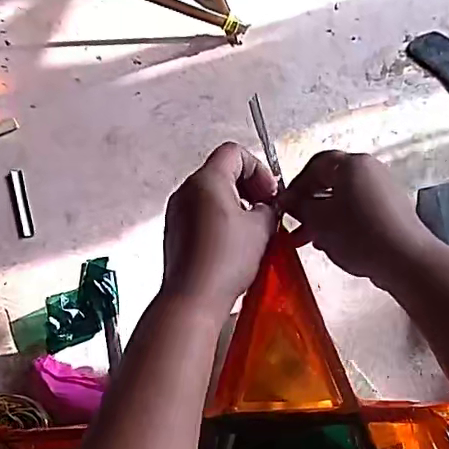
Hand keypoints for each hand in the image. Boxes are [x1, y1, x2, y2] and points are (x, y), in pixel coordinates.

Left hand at [161, 143, 279, 314]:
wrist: (194, 297)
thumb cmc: (225, 261)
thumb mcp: (261, 229)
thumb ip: (269, 209)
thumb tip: (268, 208)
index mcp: (207, 180)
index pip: (234, 152)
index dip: (259, 169)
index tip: (271, 193)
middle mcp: (187, 190)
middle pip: (222, 171)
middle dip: (250, 188)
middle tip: (267, 210)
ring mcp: (178, 211)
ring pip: (212, 195)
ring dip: (237, 206)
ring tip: (255, 230)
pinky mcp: (177, 232)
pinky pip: (203, 215)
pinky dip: (222, 221)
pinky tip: (237, 244)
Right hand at [280, 151, 440, 288]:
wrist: (405, 259)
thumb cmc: (361, 235)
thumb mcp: (319, 220)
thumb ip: (300, 207)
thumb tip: (291, 202)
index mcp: (352, 164)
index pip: (315, 166)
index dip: (296, 187)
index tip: (286, 206)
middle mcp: (372, 171)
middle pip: (332, 183)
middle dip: (311, 206)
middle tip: (298, 227)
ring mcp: (386, 191)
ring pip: (347, 200)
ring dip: (327, 219)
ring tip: (315, 241)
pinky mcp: (394, 212)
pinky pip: (363, 213)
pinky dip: (347, 225)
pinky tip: (338, 245)